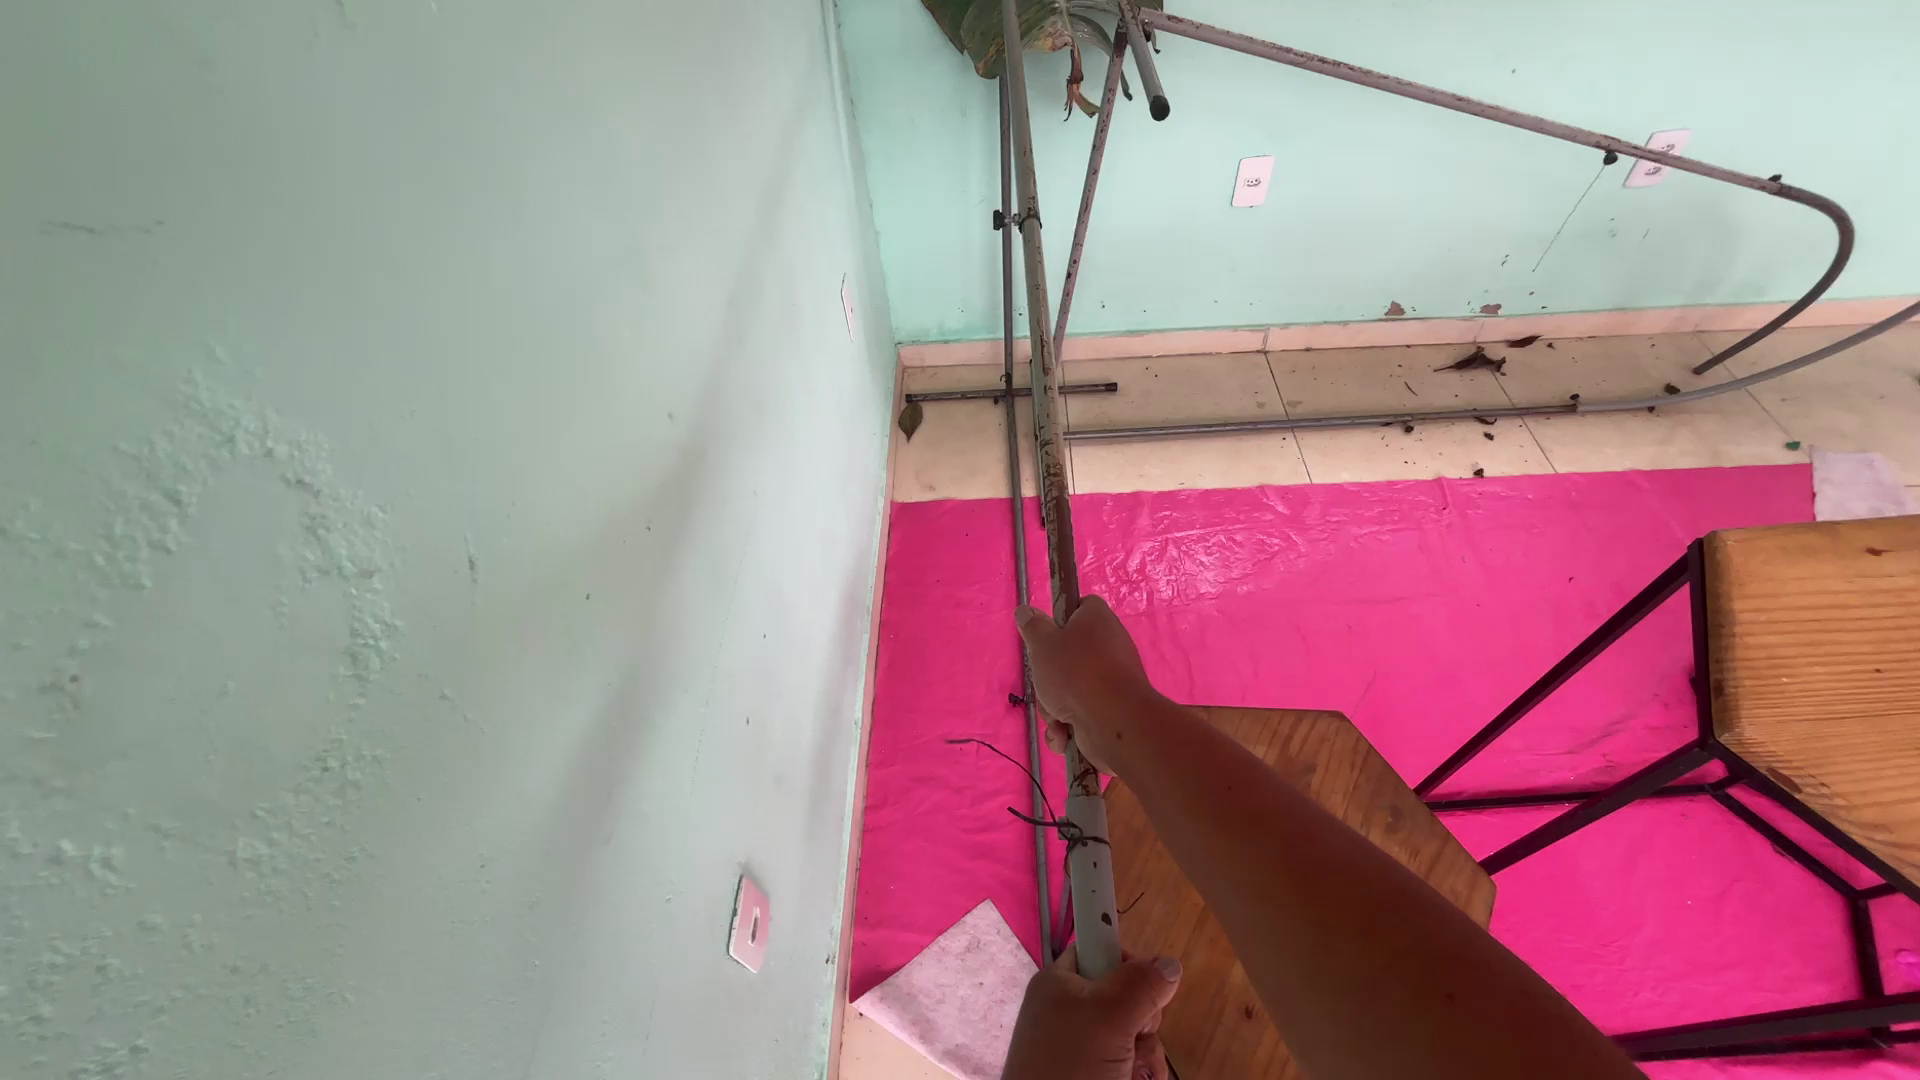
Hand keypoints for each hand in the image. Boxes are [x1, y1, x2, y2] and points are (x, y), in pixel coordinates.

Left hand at [1002, 946, 1182, 1079]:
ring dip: (1144, 1052)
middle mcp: (1068, 1009)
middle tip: (1135, 1034)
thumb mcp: (1107, 1017)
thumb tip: (1169, 963)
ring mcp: (1081, 1046)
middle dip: (1142, 1019)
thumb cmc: (1069, 1067)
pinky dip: (1139, 1072)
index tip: (1140, 980)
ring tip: (1132, 1071)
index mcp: (1059, 982)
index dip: (1123, 960)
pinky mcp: (1094, 1073)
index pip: (1097, 949)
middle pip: (1124, 995)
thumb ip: (1139, 985)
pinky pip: (1129, 1061)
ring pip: (1132, 1033)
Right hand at [1015, 596, 1163, 773]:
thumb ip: (1032, 627)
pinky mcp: (1112, 708)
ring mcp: (1112, 679)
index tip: (1045, 635)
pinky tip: (1064, 734)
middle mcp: (1109, 645)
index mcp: (1097, 620)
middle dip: (1049, 678)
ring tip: (1057, 716)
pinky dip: (1069, 726)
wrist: (1113, 721)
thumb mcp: (1042, 644)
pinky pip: (1081, 711)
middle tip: (1046, 684)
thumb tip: (1025, 610)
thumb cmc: (1075, 672)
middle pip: (1067, 655)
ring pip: (1070, 688)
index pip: (1079, 608)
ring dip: (1055, 707)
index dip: (1060, 619)